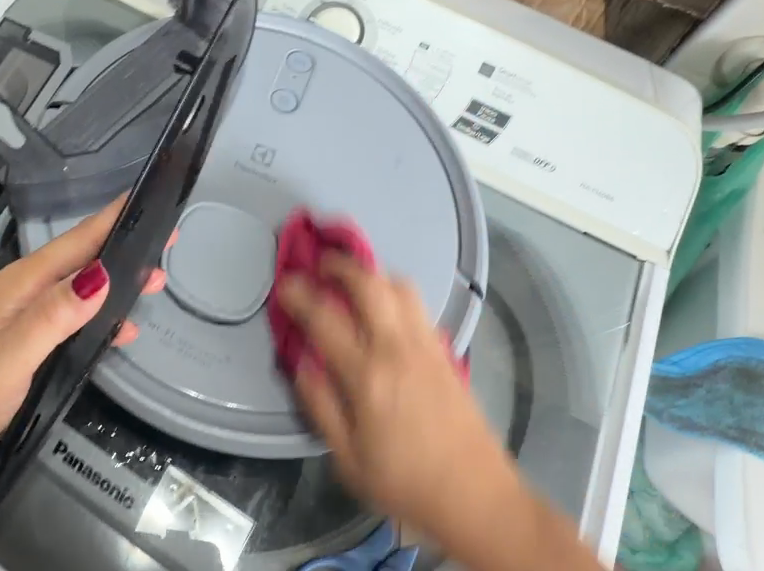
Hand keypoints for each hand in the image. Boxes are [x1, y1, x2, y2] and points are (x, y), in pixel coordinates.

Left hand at [0, 195, 165, 476]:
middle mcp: (24, 291)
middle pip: (81, 257)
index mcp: (22, 285)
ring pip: (79, 285)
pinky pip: (72, 313)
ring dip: (116, 280)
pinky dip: (100, 313)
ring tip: (156, 281)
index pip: (76, 241)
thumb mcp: (9, 359)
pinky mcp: (25, 339)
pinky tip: (121, 327)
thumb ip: (53, 318)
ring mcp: (23, 315)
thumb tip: (102, 275)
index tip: (152, 199)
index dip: (113, 219)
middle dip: (123, 246)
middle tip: (170, 244)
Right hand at [276, 254, 519, 541]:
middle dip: (340, 265)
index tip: (285, 283)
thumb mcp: (348, 459)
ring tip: (354, 280)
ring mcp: (426, 347)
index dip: (299, 294)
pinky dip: (396, 293)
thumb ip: (320, 405)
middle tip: (320, 265)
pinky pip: (419, 306)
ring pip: (400, 286)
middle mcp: (397, 350)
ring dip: (372, 274)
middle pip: (368, 284)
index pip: (324, 318)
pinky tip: (386, 309)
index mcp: (366, 377)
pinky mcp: (446, 352)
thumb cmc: (406, 483)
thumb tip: (301, 362)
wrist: (478, 498)